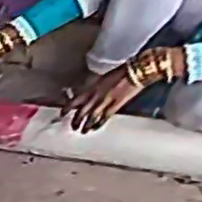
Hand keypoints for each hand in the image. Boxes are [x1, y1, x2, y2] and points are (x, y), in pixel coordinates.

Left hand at [65, 46, 183, 132]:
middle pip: (82, 111)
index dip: (66, 109)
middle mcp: (95, 96)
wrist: (140, 69)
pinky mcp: (117, 104)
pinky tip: (95, 129)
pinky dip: (99, 123)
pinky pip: (105, 116)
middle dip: (76, 120)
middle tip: (72, 127)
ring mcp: (106, 101)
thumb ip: (92, 87)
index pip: (74, 101)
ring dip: (86, 125)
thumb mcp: (102, 78)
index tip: (61, 115)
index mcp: (91, 88)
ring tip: (82, 131)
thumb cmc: (122, 71)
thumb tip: (84, 94)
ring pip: (92, 116)